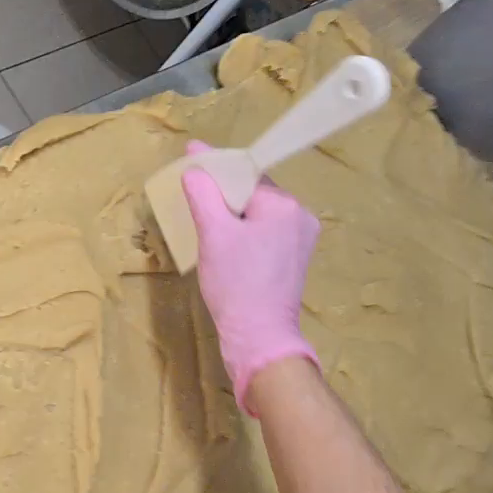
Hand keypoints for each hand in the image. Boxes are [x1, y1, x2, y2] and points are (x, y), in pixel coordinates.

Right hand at [182, 140, 320, 410]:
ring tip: (208, 225)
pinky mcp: (295, 260)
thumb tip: (194, 167)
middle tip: (194, 198)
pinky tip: (226, 245)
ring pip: (259, 214)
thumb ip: (204, 195)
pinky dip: (245, 233)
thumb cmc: (236, 283)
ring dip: (234, 215)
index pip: (245, 175)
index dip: (216, 169)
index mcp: (284, 204)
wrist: (259, 336)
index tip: (191, 156)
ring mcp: (301, 240)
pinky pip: (266, 233)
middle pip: (254, 193)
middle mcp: (300, 216)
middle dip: (224, 194)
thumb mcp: (213, 235)